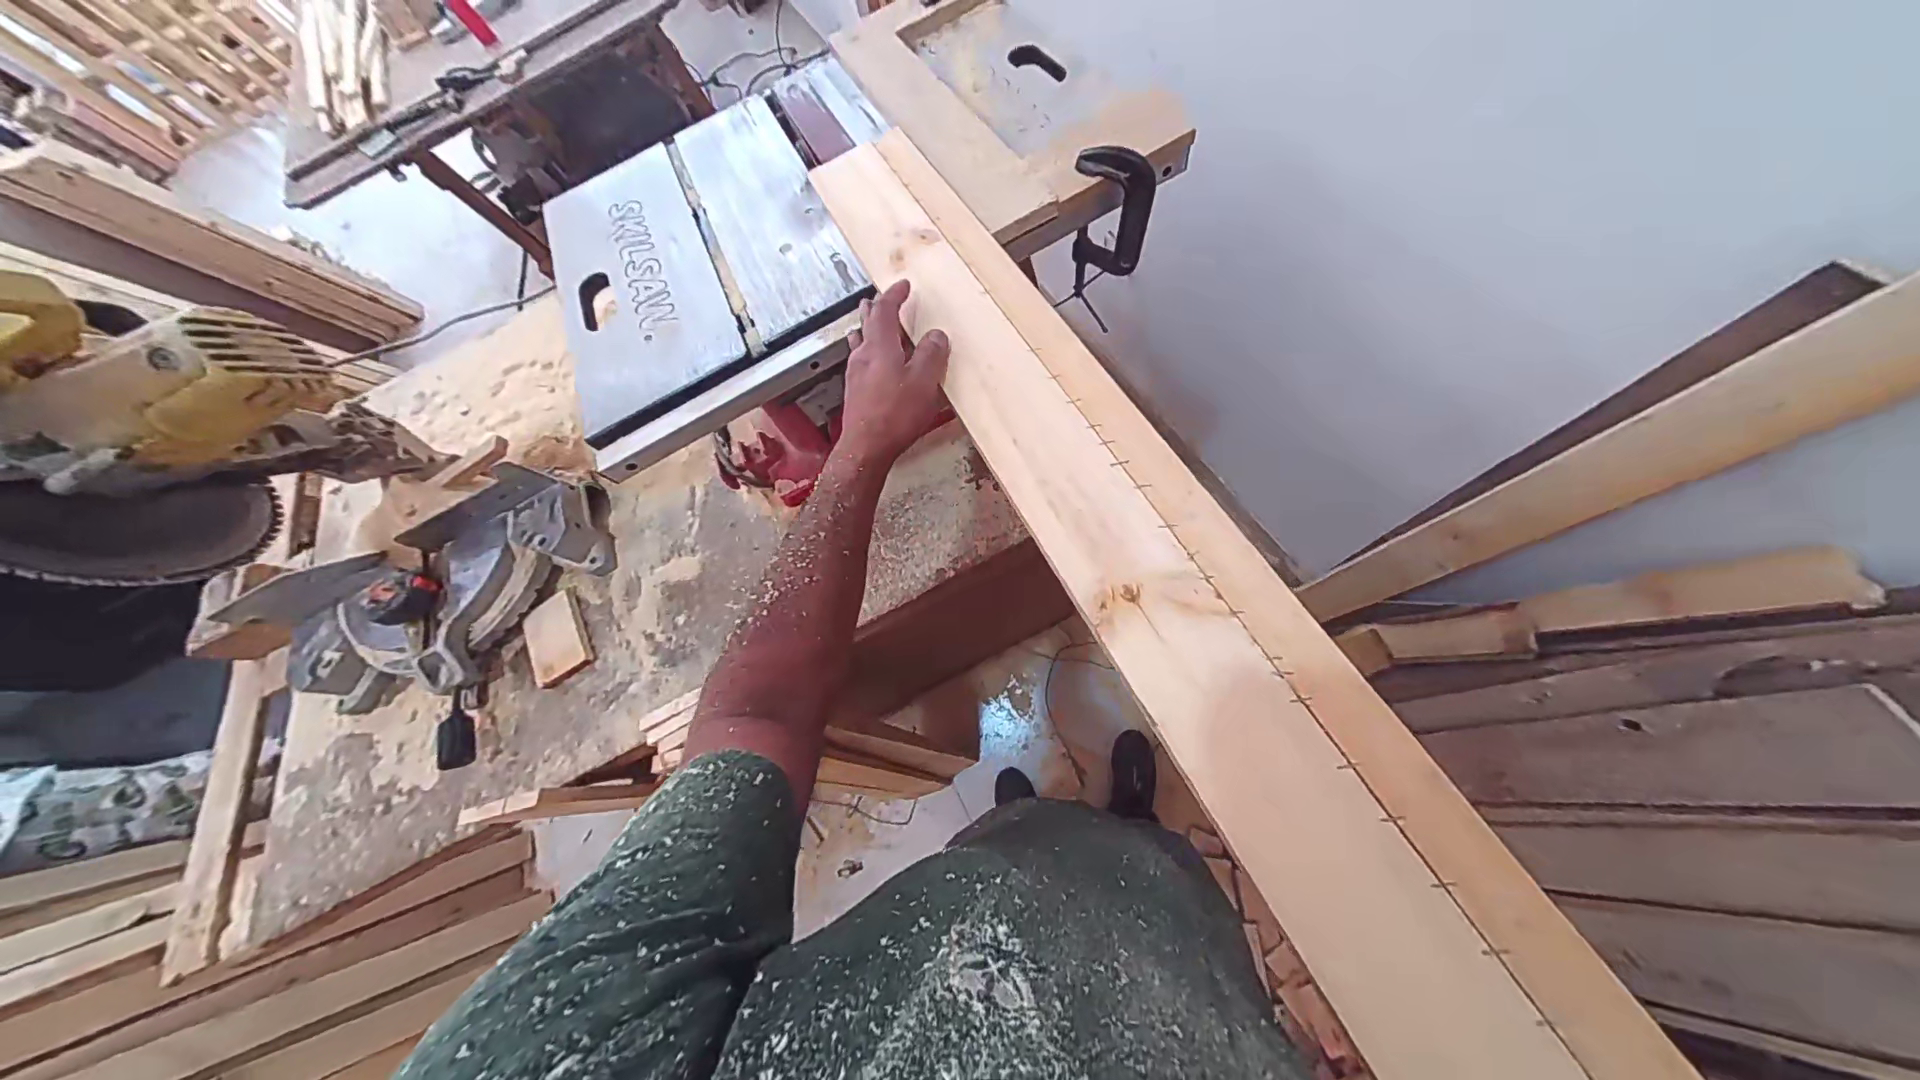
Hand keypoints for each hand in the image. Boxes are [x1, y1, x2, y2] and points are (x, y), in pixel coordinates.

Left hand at [837, 279, 950, 468]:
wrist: (866, 447)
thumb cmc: (896, 414)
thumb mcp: (924, 381)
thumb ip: (932, 354)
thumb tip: (937, 335)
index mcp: (880, 347)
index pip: (884, 311)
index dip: (894, 295)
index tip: (902, 285)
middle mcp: (863, 356)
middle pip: (866, 324)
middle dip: (874, 309)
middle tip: (877, 300)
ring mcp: (855, 375)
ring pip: (860, 343)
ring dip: (867, 330)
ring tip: (870, 325)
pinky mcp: (855, 393)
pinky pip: (861, 362)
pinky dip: (868, 352)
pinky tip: (871, 362)